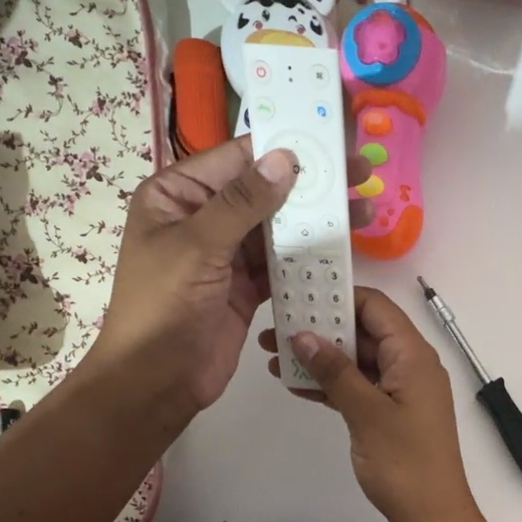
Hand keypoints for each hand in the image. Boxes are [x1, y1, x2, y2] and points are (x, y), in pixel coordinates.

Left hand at [94, 137, 369, 419]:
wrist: (157, 381)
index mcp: (176, 196)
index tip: (328, 140)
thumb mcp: (197, 247)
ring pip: (278, 230)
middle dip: (310, 185)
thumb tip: (284, 160)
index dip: (281, 148)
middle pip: (263, 193)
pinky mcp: (247, 289)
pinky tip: (342, 250)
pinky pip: (282, 266)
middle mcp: (202, 219)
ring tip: (364, 210)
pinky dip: (309, 260)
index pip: (234, 160)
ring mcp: (226, 256)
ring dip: (317, 222)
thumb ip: (242, 204)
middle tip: (360, 174)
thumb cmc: (163, 306)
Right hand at [259, 288, 478, 521]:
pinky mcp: (390, 415)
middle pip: (364, 332)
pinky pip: (358, 388)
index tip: (298, 293)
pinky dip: (330, 386)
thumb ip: (335, 371)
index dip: (338, 296)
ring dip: (319, 359)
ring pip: (357, 362)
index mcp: (413, 356)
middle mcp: (410, 366)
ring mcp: (400, 392)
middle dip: (320, 329)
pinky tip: (293, 385)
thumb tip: (303, 335)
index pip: (376, 308)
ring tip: (272, 356)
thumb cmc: (405, 463)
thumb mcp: (366, 413)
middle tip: (274, 328)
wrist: (432, 516)